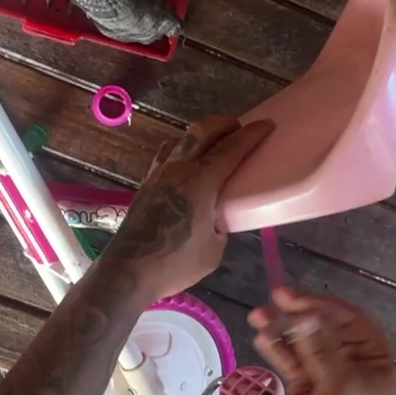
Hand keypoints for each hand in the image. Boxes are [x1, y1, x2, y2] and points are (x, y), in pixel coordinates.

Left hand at [103, 116, 273, 296]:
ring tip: (213, 142)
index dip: (252, 135)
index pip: (231, 149)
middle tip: (239, 127)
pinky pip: (166, 154)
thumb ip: (220, 224)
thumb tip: (216, 216)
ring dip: (201, 134)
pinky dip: (182, 148)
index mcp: (201, 182)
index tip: (267, 125)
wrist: (129, 271)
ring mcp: (158, 174)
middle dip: (224, 123)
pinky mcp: (145, 184)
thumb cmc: (176, 264)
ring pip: (180, 139)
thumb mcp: (214, 249)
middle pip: (202, 131)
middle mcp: (178, 169)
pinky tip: (186, 162)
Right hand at [249, 288, 395, 394]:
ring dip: (280, 327)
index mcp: (370, 350)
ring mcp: (322, 367)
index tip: (292, 299)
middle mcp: (347, 353)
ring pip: (300, 339)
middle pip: (320, 324)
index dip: (320, 305)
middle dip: (296, 312)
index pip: (345, 317)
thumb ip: (322, 350)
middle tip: (273, 299)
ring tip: (256, 316)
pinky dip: (275, 349)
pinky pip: (288, 359)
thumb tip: (305, 316)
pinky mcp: (302, 382)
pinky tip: (260, 338)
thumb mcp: (343, 386)